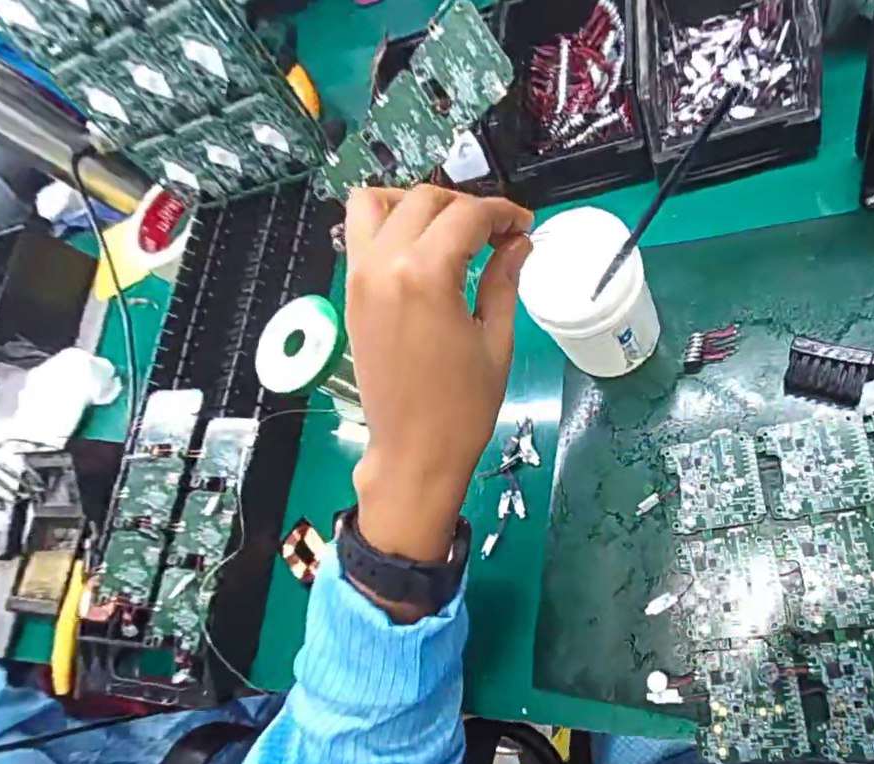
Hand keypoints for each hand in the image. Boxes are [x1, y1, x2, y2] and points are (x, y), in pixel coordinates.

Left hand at [343, 185, 532, 564]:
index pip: (467, 216)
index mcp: (426, 277)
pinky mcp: (351, 295)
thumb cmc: (463, 410)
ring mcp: (359, 278)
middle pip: (425, 200)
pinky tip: (420, 253)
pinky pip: (360, 236)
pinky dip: (389, 227)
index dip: (502, 213)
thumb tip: (517, 245)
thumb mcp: (495, 344)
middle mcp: (384, 265)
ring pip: (377, 203)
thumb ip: (504, 283)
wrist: (415, 453)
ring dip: (416, 203)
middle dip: (467, 206)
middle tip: (497, 233)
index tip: (523, 225)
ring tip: (448, 231)